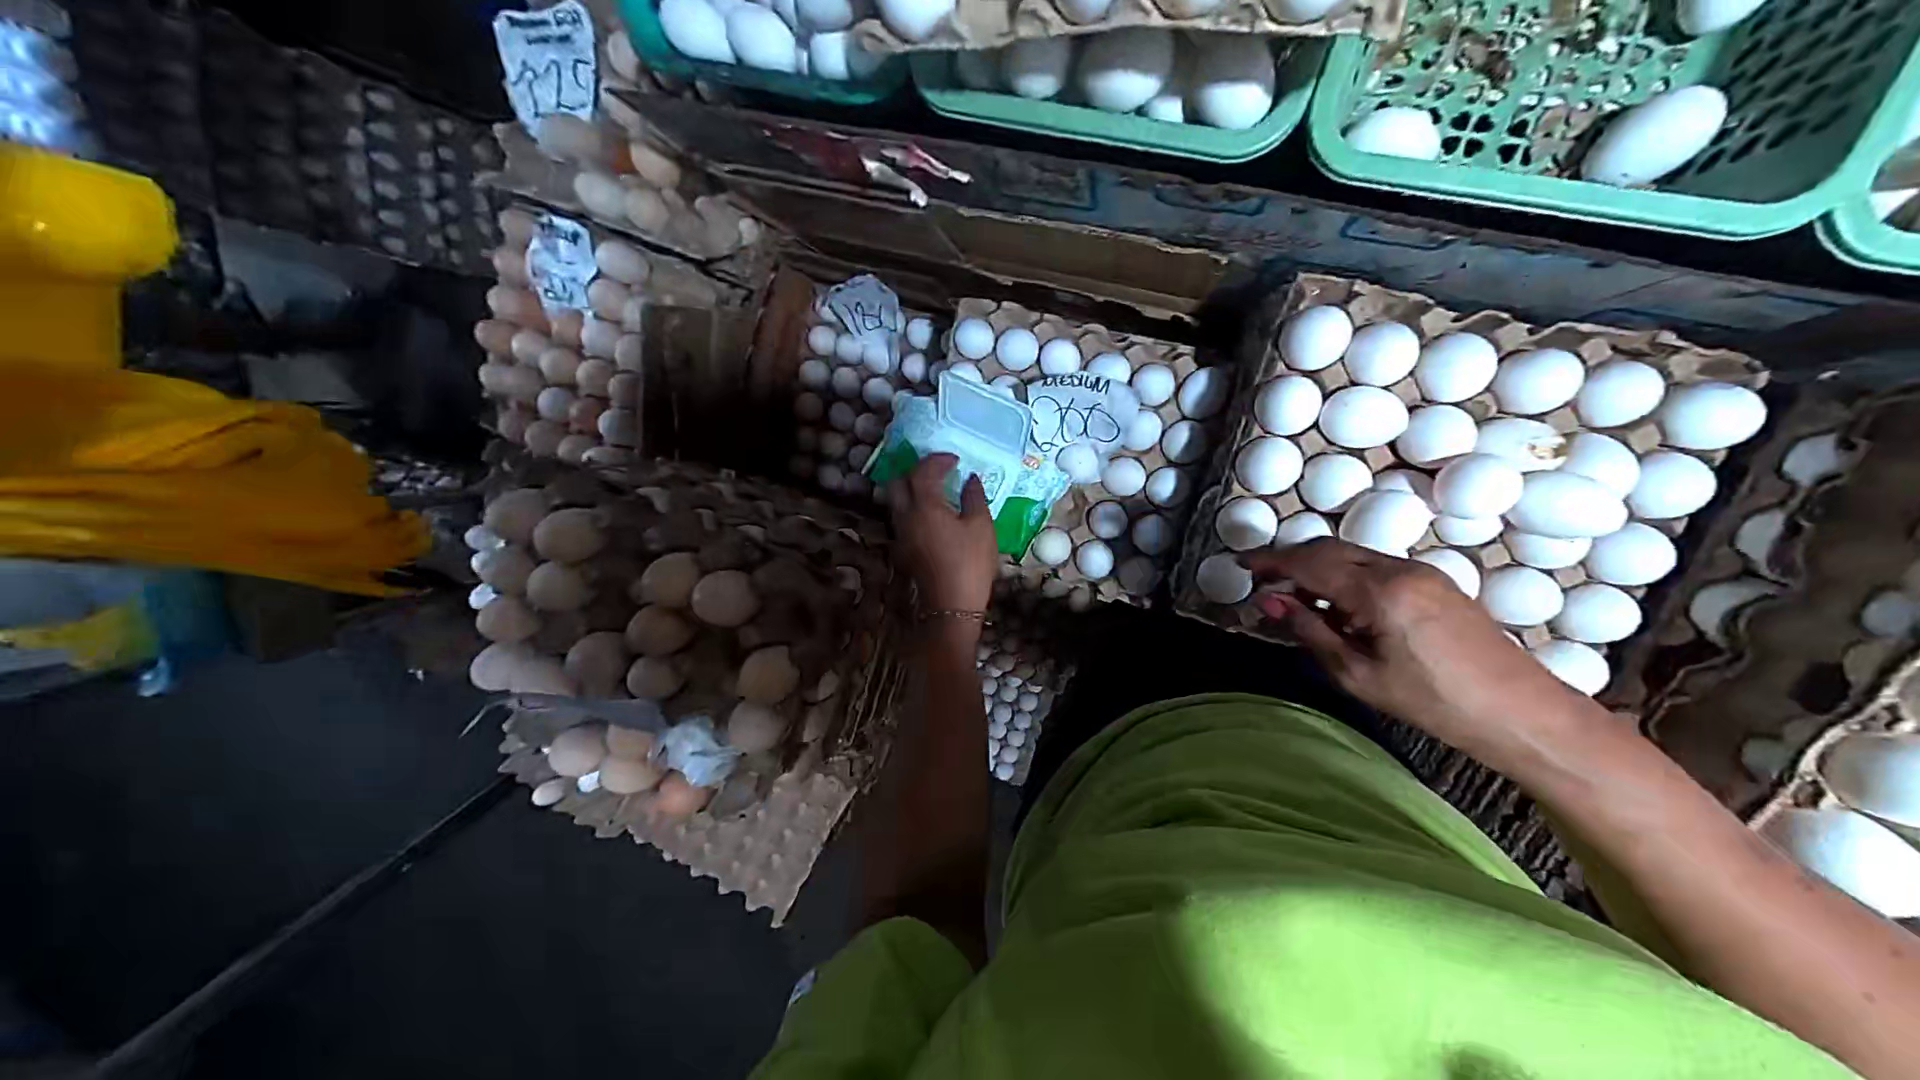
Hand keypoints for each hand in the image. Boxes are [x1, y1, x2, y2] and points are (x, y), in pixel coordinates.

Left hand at [889, 453, 998, 618]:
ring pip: (896, 502)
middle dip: (916, 472)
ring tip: (935, 490)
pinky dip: (913, 508)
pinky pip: (901, 519)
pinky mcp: (902, 550)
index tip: (954, 460)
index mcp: (924, 506)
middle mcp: (905, 517)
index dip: (937, 461)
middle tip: (938, 471)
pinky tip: (932, 515)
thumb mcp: (981, 527)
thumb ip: (974, 497)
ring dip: (912, 490)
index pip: (922, 472)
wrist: (951, 606)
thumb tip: (970, 479)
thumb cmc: (970, 563)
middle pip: (899, 483)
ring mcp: (900, 534)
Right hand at [1241, 538, 1590, 752]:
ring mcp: (1422, 572)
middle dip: (1291, 559)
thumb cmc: (1435, 703)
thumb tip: (1270, 601)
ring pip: (1353, 555)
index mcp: (1381, 592)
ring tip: (1293, 599)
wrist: (1522, 712)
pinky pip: (1375, 567)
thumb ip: (1310, 632)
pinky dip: (1345, 576)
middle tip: (1261, 581)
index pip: (1311, 563)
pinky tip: (1336, 606)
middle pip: (1331, 549)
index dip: (1271, 562)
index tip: (1242, 566)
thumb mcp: (1359, 675)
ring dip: (1318, 568)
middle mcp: (1401, 570)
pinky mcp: (1435, 582)